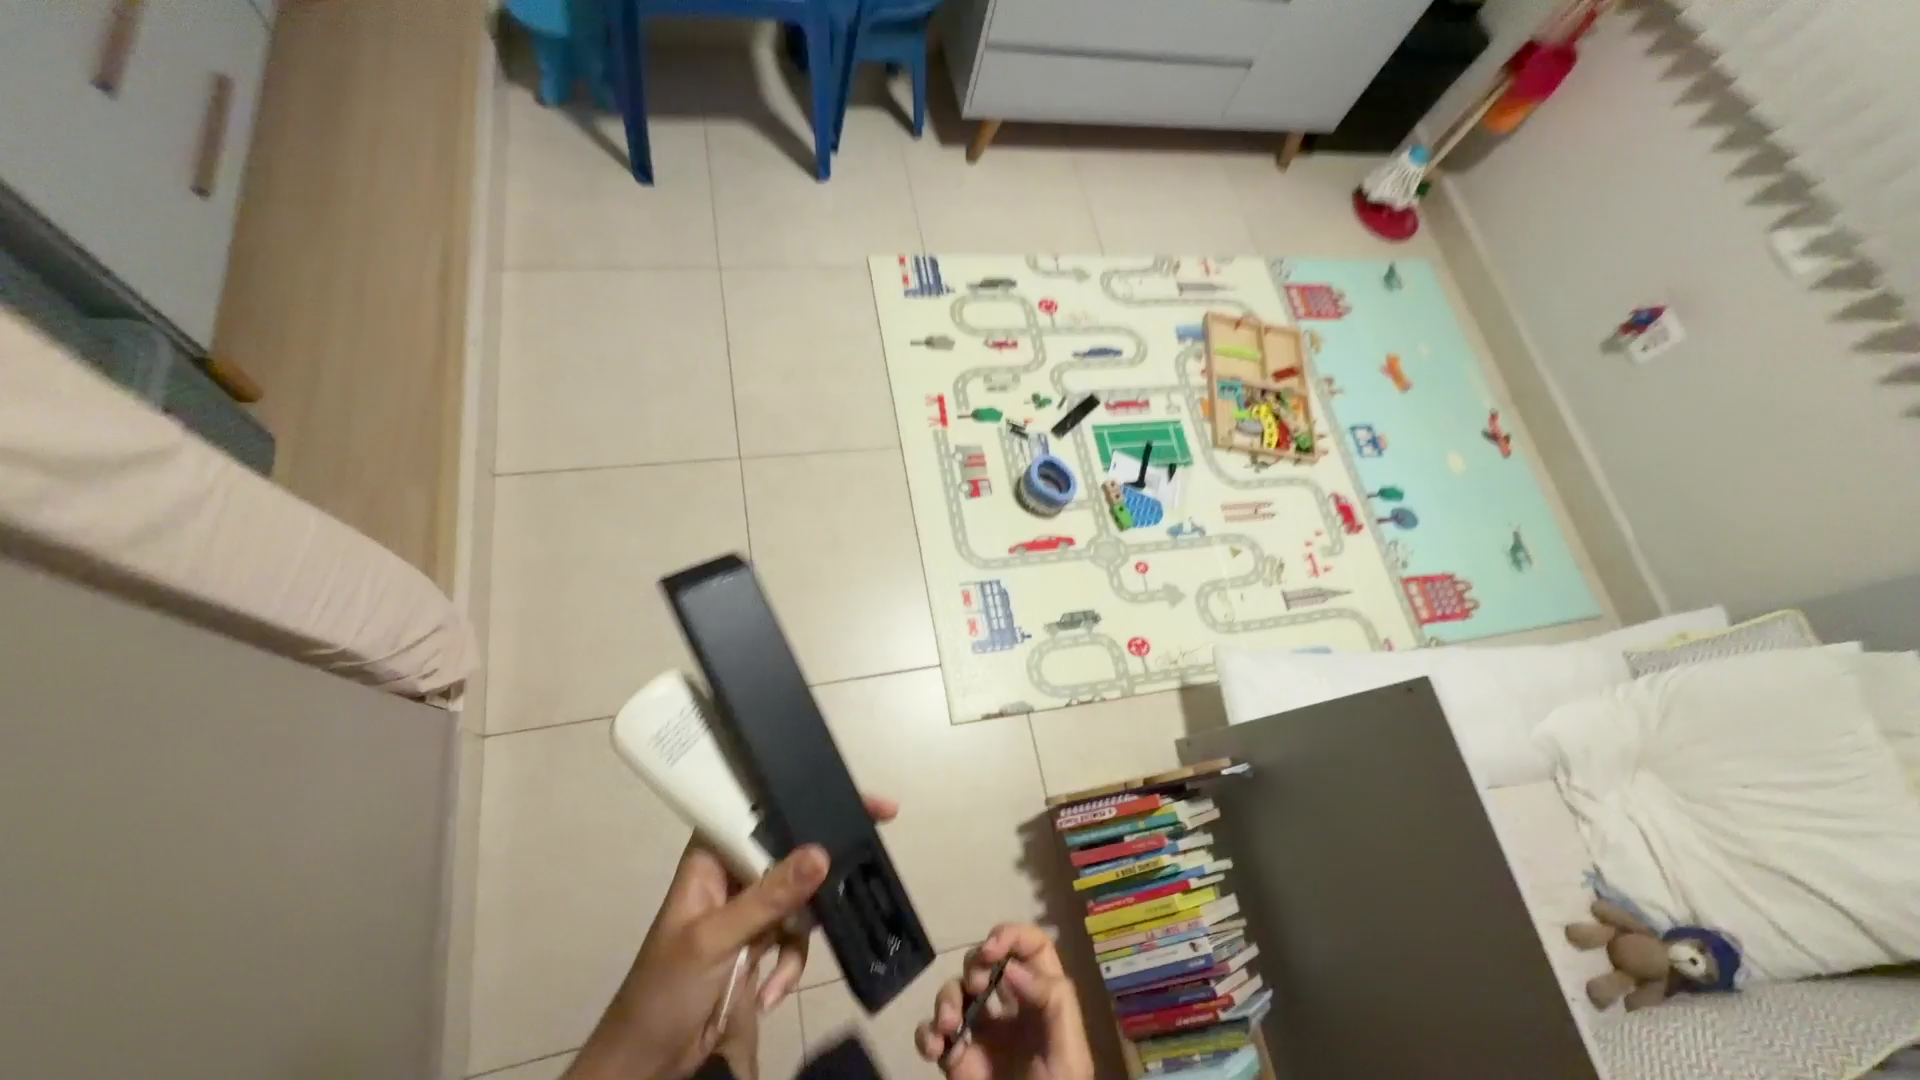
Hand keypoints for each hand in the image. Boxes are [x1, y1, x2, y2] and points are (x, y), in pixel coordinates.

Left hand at [567, 794, 898, 1079]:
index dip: (801, 797)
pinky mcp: (763, 945)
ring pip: (800, 897)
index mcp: (711, 858)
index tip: (853, 794)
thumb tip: (822, 853)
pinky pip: (796, 937)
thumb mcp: (715, 940)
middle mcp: (734, 876)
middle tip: (875, 842)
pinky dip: (790, 965)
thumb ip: (769, 897)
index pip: (759, 811)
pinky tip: (767, 994)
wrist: (649, 1063)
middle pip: (789, 851)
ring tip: (780, 967)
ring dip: (799, 933)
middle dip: (821, 863)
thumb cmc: (665, 989)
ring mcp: (750, 912)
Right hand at [915, 924, 1094, 1079]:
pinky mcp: (955, 1058)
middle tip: (975, 981)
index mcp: (1043, 1000)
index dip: (1012, 935)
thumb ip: (1052, 1002)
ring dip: (945, 998)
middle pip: (986, 959)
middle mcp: (1010, 1008)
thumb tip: (1013, 969)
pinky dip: (925, 1032)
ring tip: (947, 1025)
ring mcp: (980, 1031)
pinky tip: (933, 1050)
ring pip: (954, 989)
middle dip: (974, 962)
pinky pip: (931, 1031)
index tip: (992, 949)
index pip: (1031, 946)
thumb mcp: (1069, 1054)